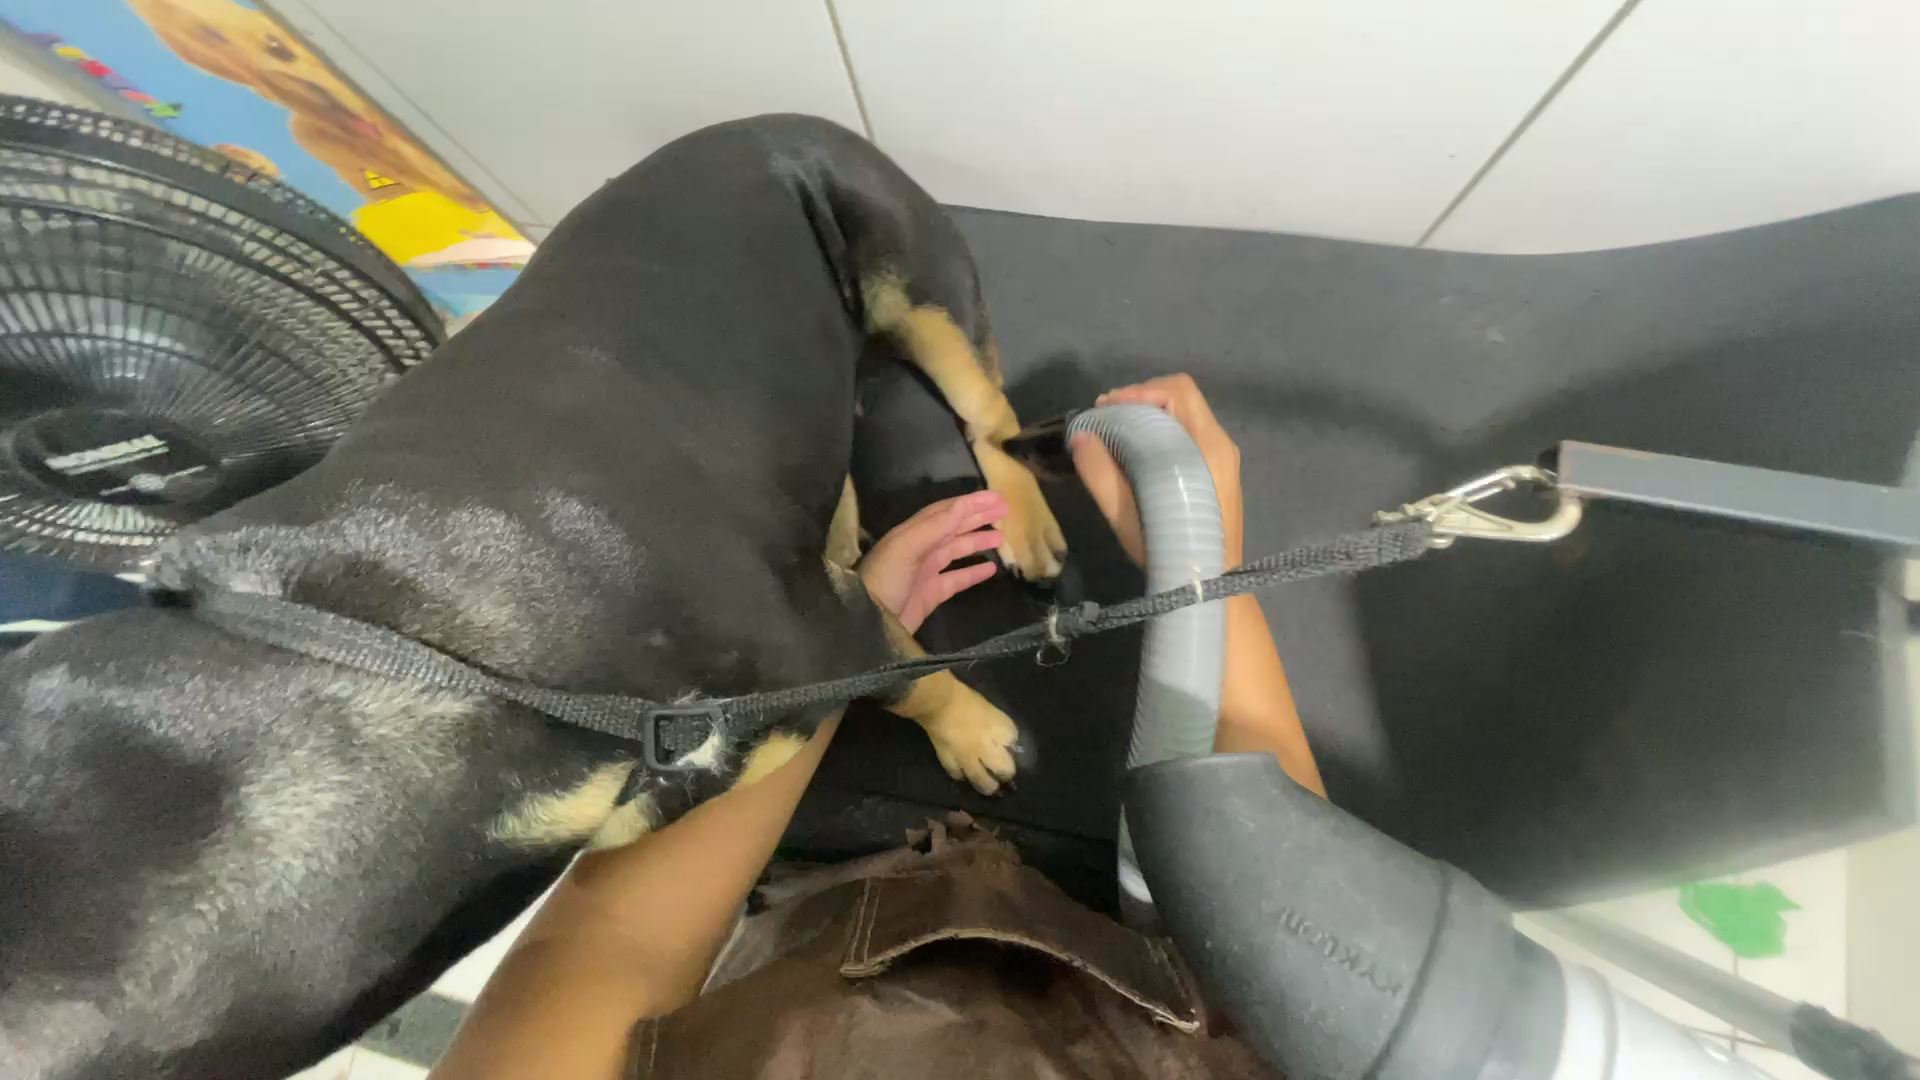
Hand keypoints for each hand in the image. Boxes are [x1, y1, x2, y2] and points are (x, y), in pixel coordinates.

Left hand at [858, 491, 1008, 631]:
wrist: (869, 624)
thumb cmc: (884, 581)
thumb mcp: (905, 548)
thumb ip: (934, 527)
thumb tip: (963, 505)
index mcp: (913, 533)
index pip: (946, 512)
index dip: (971, 503)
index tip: (997, 498)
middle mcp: (920, 548)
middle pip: (954, 527)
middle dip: (978, 517)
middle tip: (1005, 511)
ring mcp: (926, 572)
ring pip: (957, 551)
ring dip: (978, 542)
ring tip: (1001, 538)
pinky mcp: (931, 595)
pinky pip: (957, 579)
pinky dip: (974, 572)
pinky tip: (991, 569)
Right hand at [1069, 373, 1243, 565]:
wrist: (1208, 583)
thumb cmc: (1167, 549)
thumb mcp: (1125, 514)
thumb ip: (1100, 472)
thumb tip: (1080, 436)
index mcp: (1206, 447)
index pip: (1177, 392)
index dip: (1137, 391)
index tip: (1104, 409)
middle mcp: (1220, 443)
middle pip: (1181, 397)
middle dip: (1140, 398)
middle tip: (1105, 417)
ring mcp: (1223, 456)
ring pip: (1185, 413)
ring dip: (1149, 413)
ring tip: (1116, 431)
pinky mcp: (1220, 468)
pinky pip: (1189, 431)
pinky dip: (1161, 429)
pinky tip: (1138, 449)